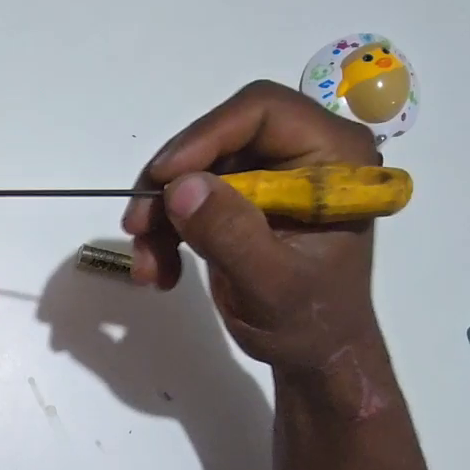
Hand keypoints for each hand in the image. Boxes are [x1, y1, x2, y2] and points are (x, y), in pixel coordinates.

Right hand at [122, 81, 384, 374]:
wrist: (314, 356)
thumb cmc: (307, 322)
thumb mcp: (269, 284)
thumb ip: (230, 233)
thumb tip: (179, 188)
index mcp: (333, 157)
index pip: (262, 112)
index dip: (206, 137)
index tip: (160, 180)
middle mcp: (303, 154)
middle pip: (220, 139)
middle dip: (172, 185)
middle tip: (136, 229)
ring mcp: (271, 178)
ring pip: (197, 172)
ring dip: (161, 219)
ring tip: (147, 268)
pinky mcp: (244, 203)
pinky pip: (192, 201)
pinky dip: (166, 235)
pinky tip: (160, 272)